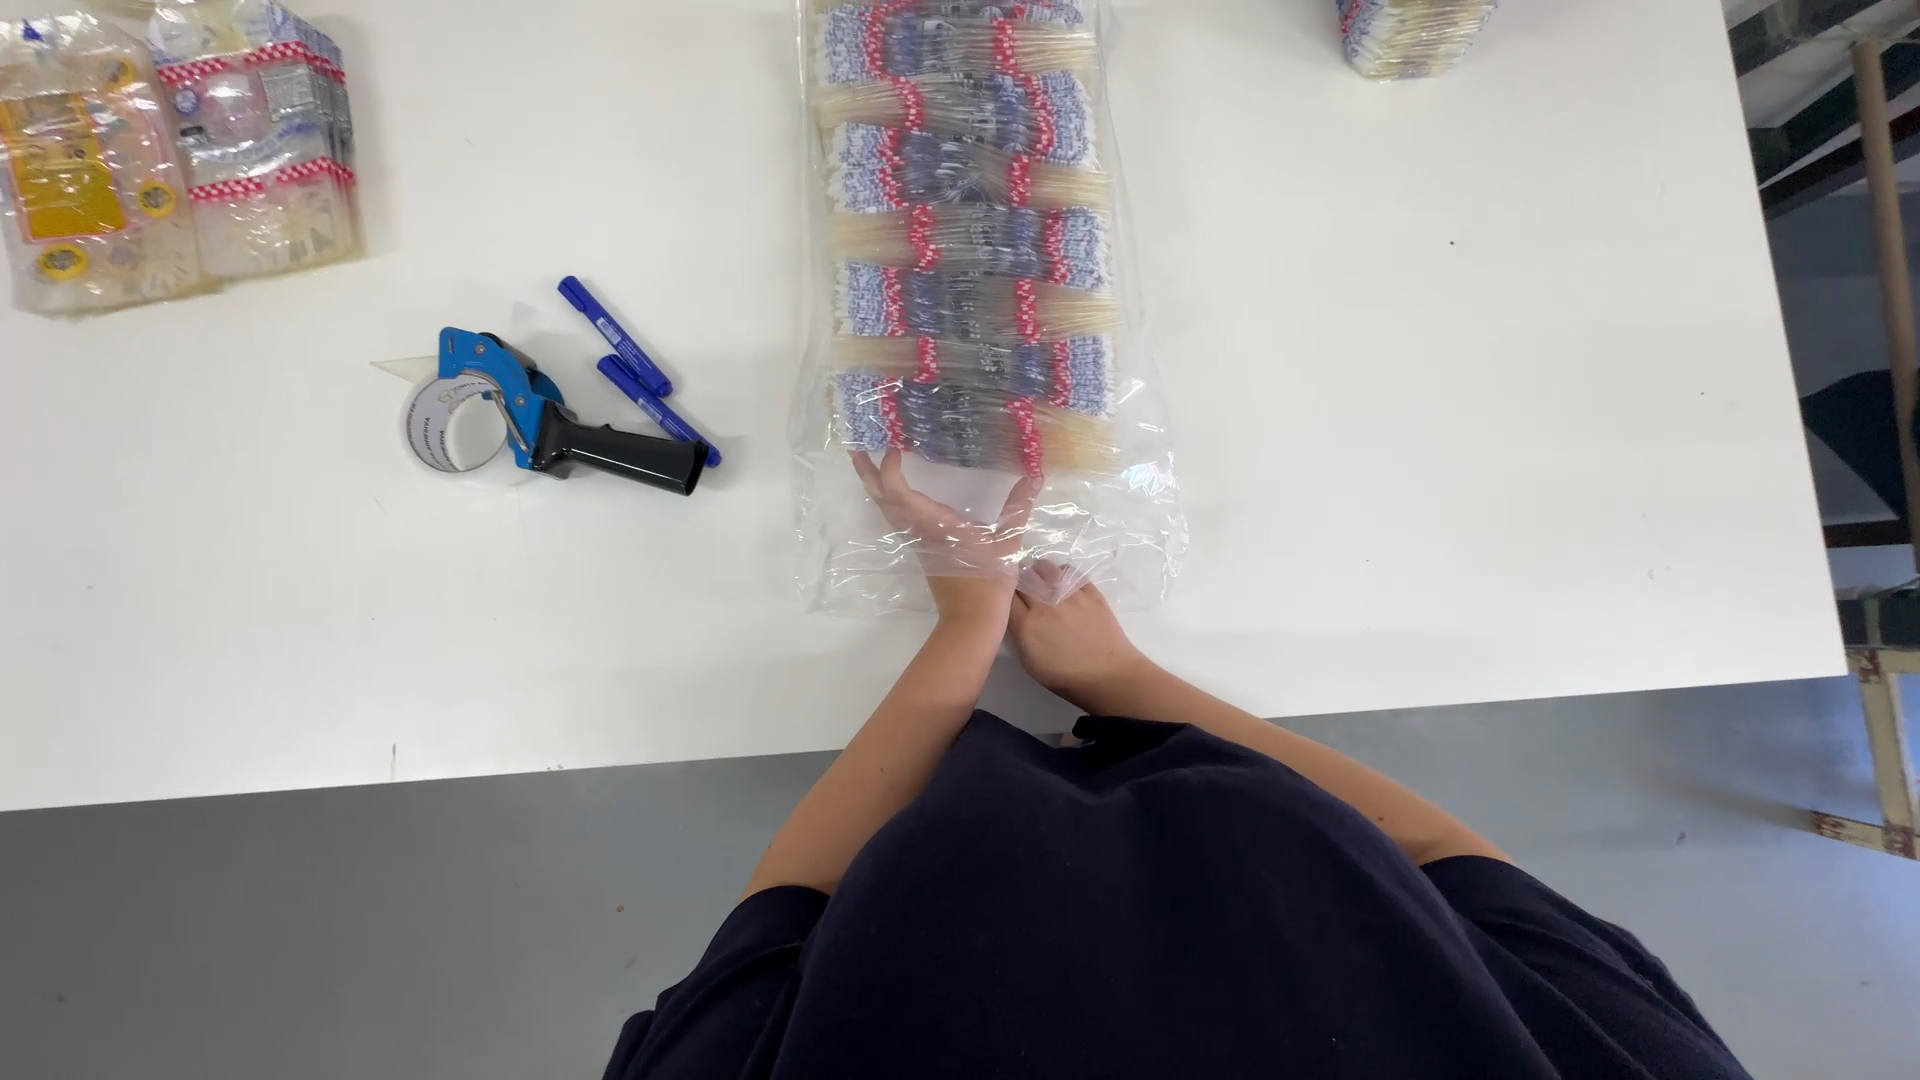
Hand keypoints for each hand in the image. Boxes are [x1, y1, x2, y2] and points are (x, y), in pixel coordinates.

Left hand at [852, 449, 1042, 622]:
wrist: (972, 618)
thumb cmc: (988, 579)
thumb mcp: (1008, 540)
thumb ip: (1019, 506)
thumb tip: (1035, 475)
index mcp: (934, 523)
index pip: (898, 491)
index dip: (889, 468)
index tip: (895, 446)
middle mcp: (917, 529)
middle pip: (881, 497)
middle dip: (866, 471)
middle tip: (856, 445)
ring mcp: (915, 539)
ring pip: (885, 508)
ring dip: (873, 485)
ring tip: (866, 460)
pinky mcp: (919, 547)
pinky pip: (894, 518)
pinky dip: (887, 499)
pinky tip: (893, 491)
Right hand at [1007, 562, 1153, 711]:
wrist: (1108, 676)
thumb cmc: (1065, 676)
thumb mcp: (1030, 663)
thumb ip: (1017, 636)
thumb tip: (1013, 615)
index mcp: (1028, 625)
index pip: (1005, 595)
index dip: (1002, 592)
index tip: (1001, 593)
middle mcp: (1046, 604)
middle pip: (1023, 577)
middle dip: (1018, 578)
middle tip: (1019, 585)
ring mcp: (1070, 595)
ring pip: (1045, 568)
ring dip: (1038, 571)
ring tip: (1041, 579)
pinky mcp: (1091, 592)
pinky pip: (1071, 571)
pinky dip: (1062, 574)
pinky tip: (1063, 583)